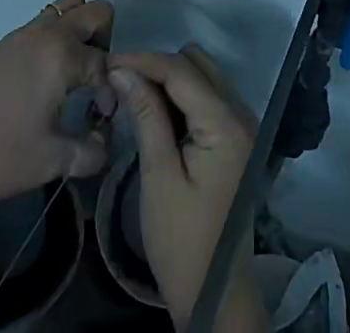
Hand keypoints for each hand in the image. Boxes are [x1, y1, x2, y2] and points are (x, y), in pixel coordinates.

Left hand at [0, 0, 116, 267]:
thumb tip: (105, 143)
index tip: (100, 124)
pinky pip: (46, 23)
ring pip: (69, 9)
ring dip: (82, 35)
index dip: (111, 96)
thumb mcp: (51, 161)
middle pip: (95, 12)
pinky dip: (59, 40)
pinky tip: (49, 82)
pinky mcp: (4, 45)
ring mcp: (22, 34)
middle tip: (94, 84)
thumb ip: (92, 151)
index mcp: (61, 54)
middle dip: (105, 44)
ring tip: (74, 77)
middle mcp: (46, 33)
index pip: (106, 64)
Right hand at [109, 46, 267, 331]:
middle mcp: (241, 114)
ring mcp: (242, 125)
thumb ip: (146, 116)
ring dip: (169, 79)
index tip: (107, 62)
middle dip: (157, 67)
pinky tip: (154, 111)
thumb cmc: (182, 239)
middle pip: (197, 65)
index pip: (182, 71)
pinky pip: (207, 98)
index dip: (144, 61)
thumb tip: (123, 70)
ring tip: (132, 95)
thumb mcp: (158, 176)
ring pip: (203, 77)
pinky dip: (180, 97)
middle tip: (119, 83)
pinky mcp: (234, 137)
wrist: (214, 290)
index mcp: (226, 124)